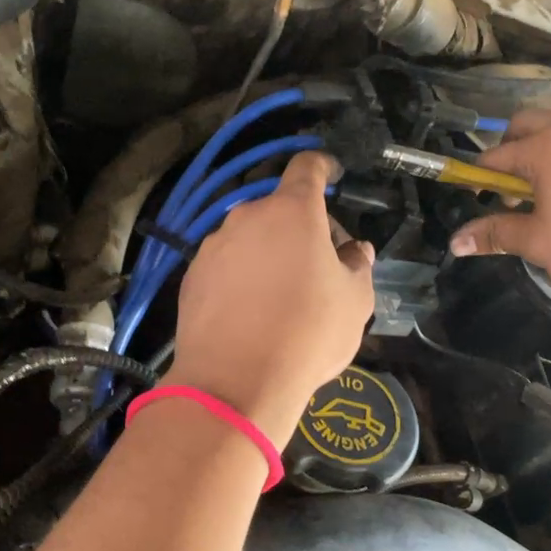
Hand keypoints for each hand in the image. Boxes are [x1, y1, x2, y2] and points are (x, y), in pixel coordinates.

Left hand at [165, 152, 375, 446]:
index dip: (323, 167)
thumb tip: (354, 251)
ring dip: (268, 255)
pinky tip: (250, 314)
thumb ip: (358, 267)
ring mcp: (214, 247)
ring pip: (250, 240)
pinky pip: (226, 267)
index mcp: (293, 212)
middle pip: (278, 210)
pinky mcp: (191, 277)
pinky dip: (241, 279)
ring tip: (282, 298)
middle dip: (300, 228)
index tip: (332, 175)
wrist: (235, 382)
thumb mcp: (356, 302)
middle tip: (318, 266)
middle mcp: (247, 217)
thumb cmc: (307, 334)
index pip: (307, 168)